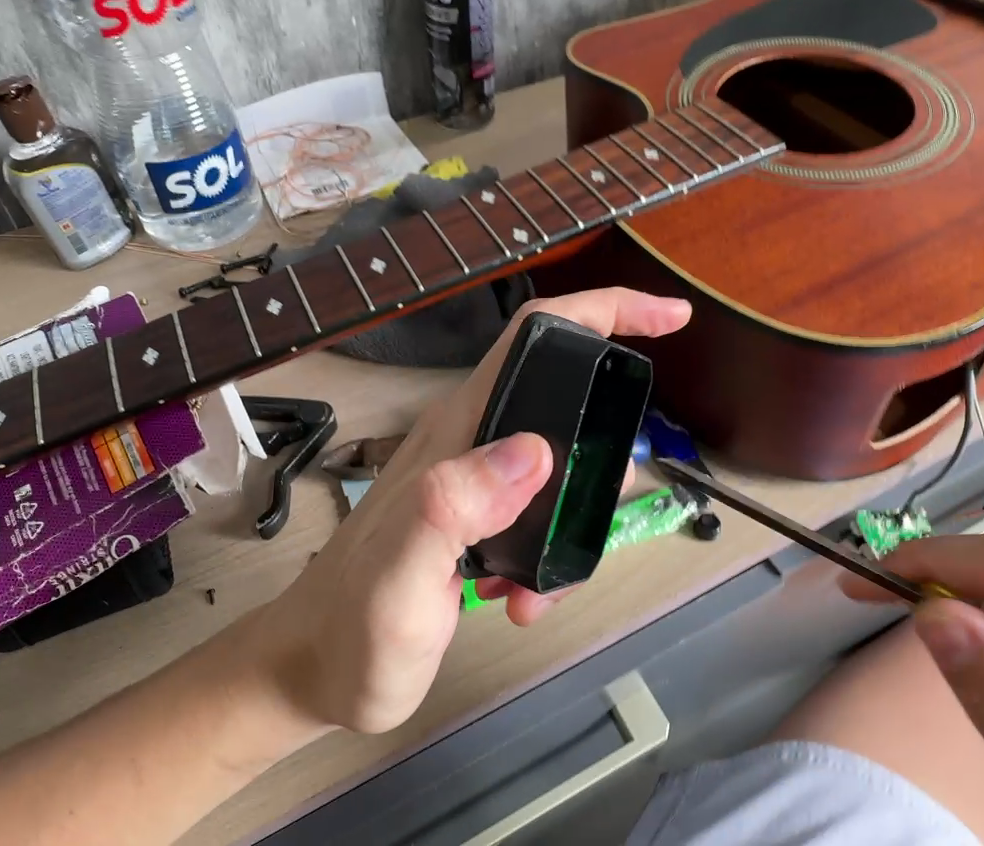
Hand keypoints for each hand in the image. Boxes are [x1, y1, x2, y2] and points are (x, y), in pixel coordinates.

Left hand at [237, 288, 692, 735]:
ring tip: (544, 582)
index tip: (669, 319)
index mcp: (456, 431)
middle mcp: (468, 441)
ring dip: (576, 523)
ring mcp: (472, 479)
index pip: (536, 337)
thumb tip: (538, 449)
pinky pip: (541, 513)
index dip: (604, 312)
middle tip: (602, 512)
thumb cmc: (352, 631)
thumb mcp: (401, 578)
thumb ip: (455, 505)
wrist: (314, 670)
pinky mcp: (476, 518)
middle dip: (602, 450)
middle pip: (563, 401)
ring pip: (560, 466)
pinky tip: (520, 599)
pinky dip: (551, 557)